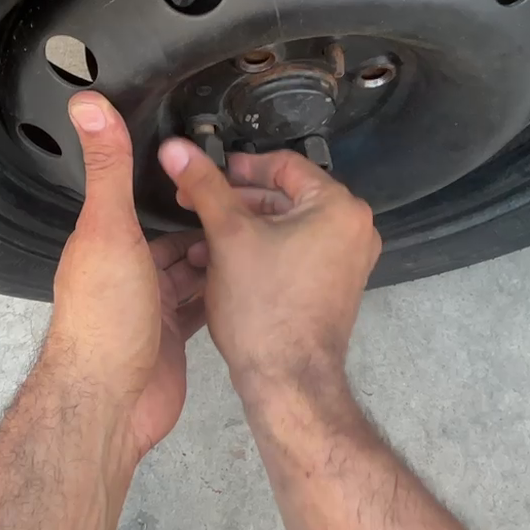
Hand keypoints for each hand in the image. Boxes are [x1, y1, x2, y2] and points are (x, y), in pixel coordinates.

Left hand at [44, 92, 208, 464]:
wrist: (112, 400)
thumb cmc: (105, 317)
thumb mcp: (109, 228)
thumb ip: (107, 167)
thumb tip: (87, 104)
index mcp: (104, 242)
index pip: (139, 205)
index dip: (172, 191)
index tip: (206, 175)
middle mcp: (124, 272)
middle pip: (170, 239)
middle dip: (203, 226)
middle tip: (244, 213)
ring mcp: (149, 308)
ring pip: (188, 272)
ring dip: (215, 259)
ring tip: (253, 243)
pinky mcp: (172, 338)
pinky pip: (200, 306)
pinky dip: (219, 293)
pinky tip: (244, 284)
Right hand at [155, 141, 379, 400]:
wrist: (287, 381)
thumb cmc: (264, 310)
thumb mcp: (227, 235)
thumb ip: (203, 185)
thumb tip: (176, 148)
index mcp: (338, 207)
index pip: (283, 165)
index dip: (237, 167)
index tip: (204, 174)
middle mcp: (353, 229)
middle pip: (283, 195)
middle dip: (234, 199)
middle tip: (194, 202)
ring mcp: (346, 259)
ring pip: (284, 224)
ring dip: (242, 225)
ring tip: (201, 235)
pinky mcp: (333, 284)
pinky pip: (294, 250)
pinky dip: (260, 248)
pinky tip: (222, 259)